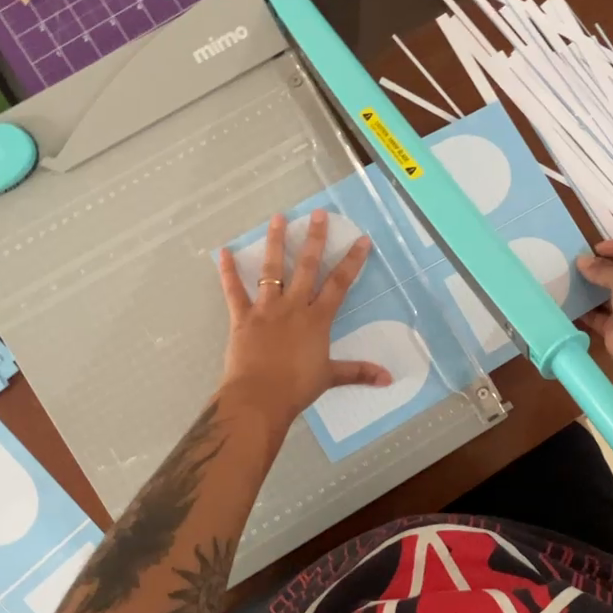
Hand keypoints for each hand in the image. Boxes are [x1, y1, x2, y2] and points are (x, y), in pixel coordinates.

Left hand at [216, 209, 390, 427]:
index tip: (361, 240)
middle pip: (307, 267)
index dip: (352, 261)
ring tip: (278, 218)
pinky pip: (233, 291)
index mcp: (317, 319)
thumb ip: (358, 372)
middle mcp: (293, 307)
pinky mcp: (242, 318)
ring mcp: (266, 309)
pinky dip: (227, 272)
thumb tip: (389, 379)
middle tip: (318, 214)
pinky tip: (223, 253)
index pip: (339, 284)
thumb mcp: (330, 377)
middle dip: (315, 239)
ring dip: (276, 243)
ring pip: (272, 270)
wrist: (259, 398)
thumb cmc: (297, 388)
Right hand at [577, 239, 612, 378]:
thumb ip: (603, 270)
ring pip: (607, 294)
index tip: (596, 248)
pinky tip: (569, 302)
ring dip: (591, 287)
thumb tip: (581, 261)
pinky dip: (584, 310)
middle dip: (601, 267)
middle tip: (579, 263)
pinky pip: (597, 315)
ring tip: (570, 279)